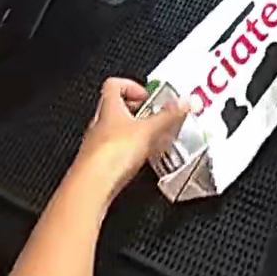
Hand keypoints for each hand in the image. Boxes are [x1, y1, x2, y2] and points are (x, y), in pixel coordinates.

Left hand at [75, 78, 188, 195]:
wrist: (90, 190)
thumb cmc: (113, 153)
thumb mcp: (149, 129)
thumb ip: (169, 114)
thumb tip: (187, 100)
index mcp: (109, 108)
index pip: (114, 85)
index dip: (130, 86)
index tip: (146, 96)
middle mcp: (98, 125)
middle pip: (114, 109)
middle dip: (134, 112)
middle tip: (150, 116)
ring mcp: (93, 147)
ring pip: (112, 132)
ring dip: (129, 133)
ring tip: (147, 140)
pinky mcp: (93, 168)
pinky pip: (110, 153)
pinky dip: (124, 153)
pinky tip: (135, 162)